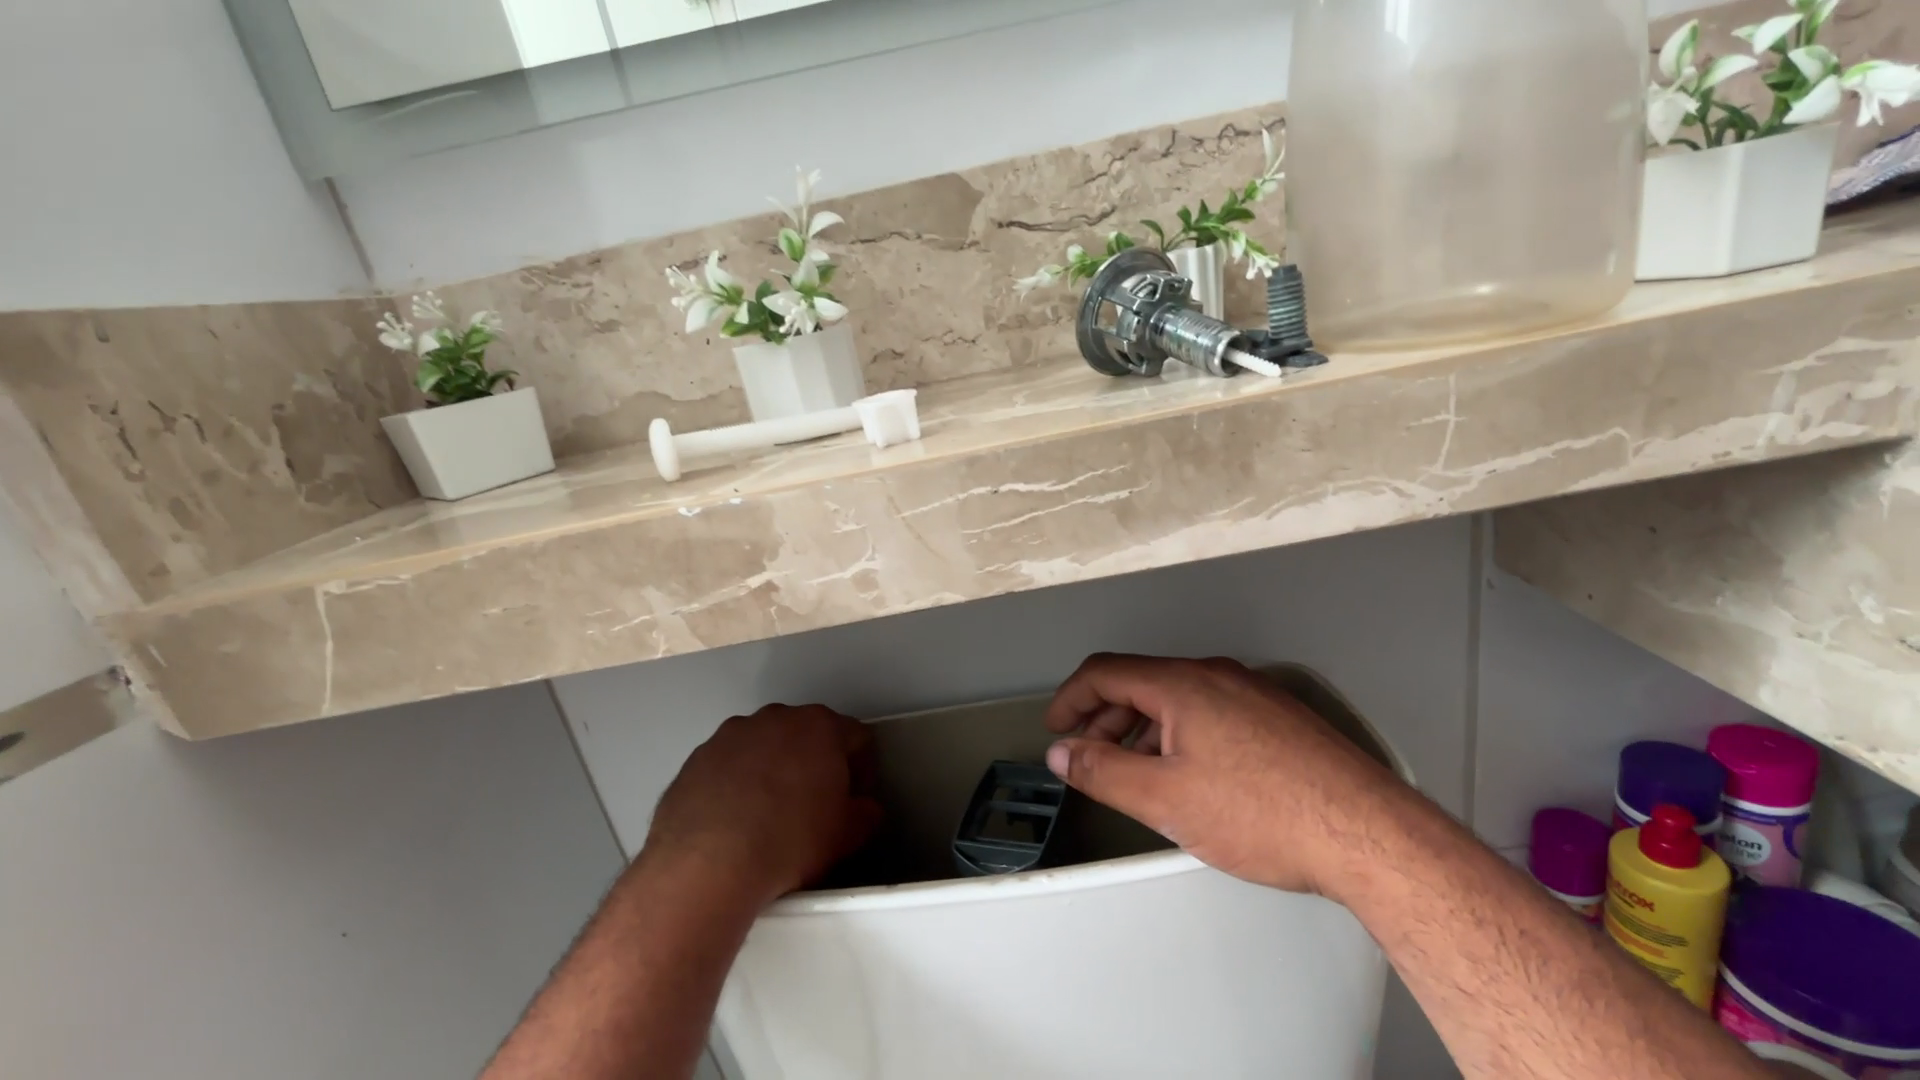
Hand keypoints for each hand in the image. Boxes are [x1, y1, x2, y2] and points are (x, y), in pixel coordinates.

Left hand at [646, 704, 882, 906]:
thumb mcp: (846, 836)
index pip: (857, 737)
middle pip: (808, 734)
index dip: (863, 770)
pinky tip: (735, 820)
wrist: (706, 864)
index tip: (855, 800)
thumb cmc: (789, 842)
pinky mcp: (697, 756)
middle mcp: (775, 718)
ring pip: (765, 746)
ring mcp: (731, 734)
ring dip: (774, 769)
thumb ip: (866, 814)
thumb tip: (864, 809)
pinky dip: (737, 783)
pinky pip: (729, 764)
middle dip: (816, 763)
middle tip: (816, 805)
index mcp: (819, 727)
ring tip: (770, 815)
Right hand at [1043, 654, 1408, 897]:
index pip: (1105, 672)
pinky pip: (1212, 712)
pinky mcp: (1280, 719)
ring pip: (1179, 699)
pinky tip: (1188, 774)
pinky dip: (1181, 733)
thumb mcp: (1164, 799)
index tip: (1056, 729)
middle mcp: (1219, 676)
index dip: (1070, 699)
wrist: (1366, 833)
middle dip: (1105, 718)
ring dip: (1143, 728)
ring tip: (1134, 772)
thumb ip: (1102, 771)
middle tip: (1087, 756)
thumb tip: (1062, 753)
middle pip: (1142, 682)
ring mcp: (1254, 695)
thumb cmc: (1265, 815)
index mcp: (1185, 684)